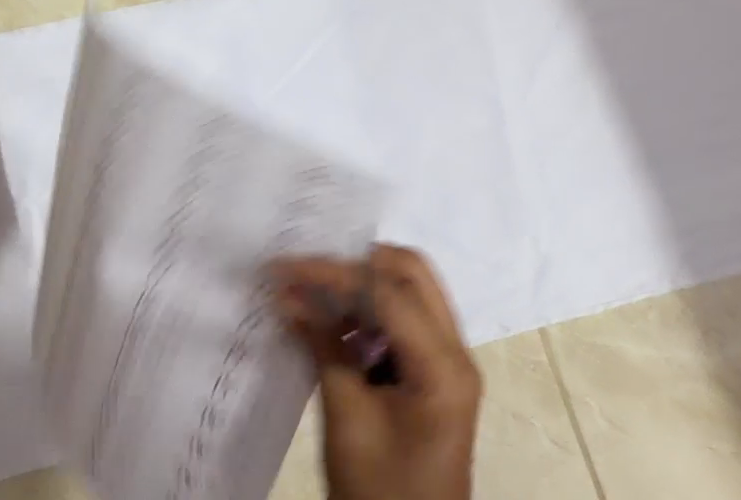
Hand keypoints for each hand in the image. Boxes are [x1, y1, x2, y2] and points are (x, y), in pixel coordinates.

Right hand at [271, 246, 481, 499]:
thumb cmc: (378, 492)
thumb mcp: (347, 419)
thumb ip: (324, 347)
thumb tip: (290, 294)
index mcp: (443, 366)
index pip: (388, 292)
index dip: (333, 272)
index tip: (284, 268)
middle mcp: (456, 352)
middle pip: (411, 273)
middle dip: (355, 263)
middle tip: (305, 272)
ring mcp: (449, 362)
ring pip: (409, 291)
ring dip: (361, 285)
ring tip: (310, 294)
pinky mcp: (434, 374)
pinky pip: (405, 320)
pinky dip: (368, 311)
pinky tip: (330, 323)